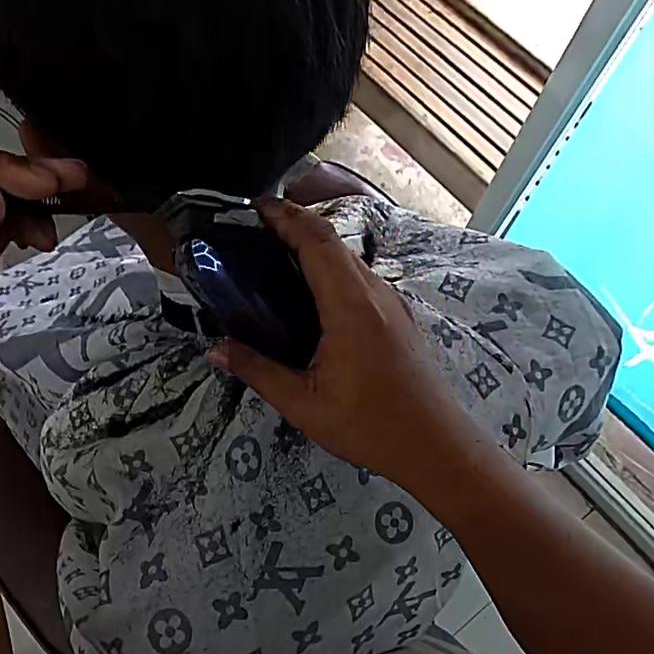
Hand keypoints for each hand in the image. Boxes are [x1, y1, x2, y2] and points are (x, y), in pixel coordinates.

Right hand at [206, 199, 493, 490]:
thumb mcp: (304, 404)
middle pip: (335, 243)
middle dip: (297, 227)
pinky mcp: (402, 319)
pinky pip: (364, 281)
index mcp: (352, 307)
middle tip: (258, 233)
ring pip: (352, 261)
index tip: (256, 208)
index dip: (286, 217)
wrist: (435, 446)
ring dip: (318, 250)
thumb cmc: (371, 427)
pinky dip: (335, 273)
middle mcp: (378, 295)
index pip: (317, 241)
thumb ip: (258, 371)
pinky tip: (316, 297)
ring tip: (281, 259)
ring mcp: (395, 305)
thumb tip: (217, 350)